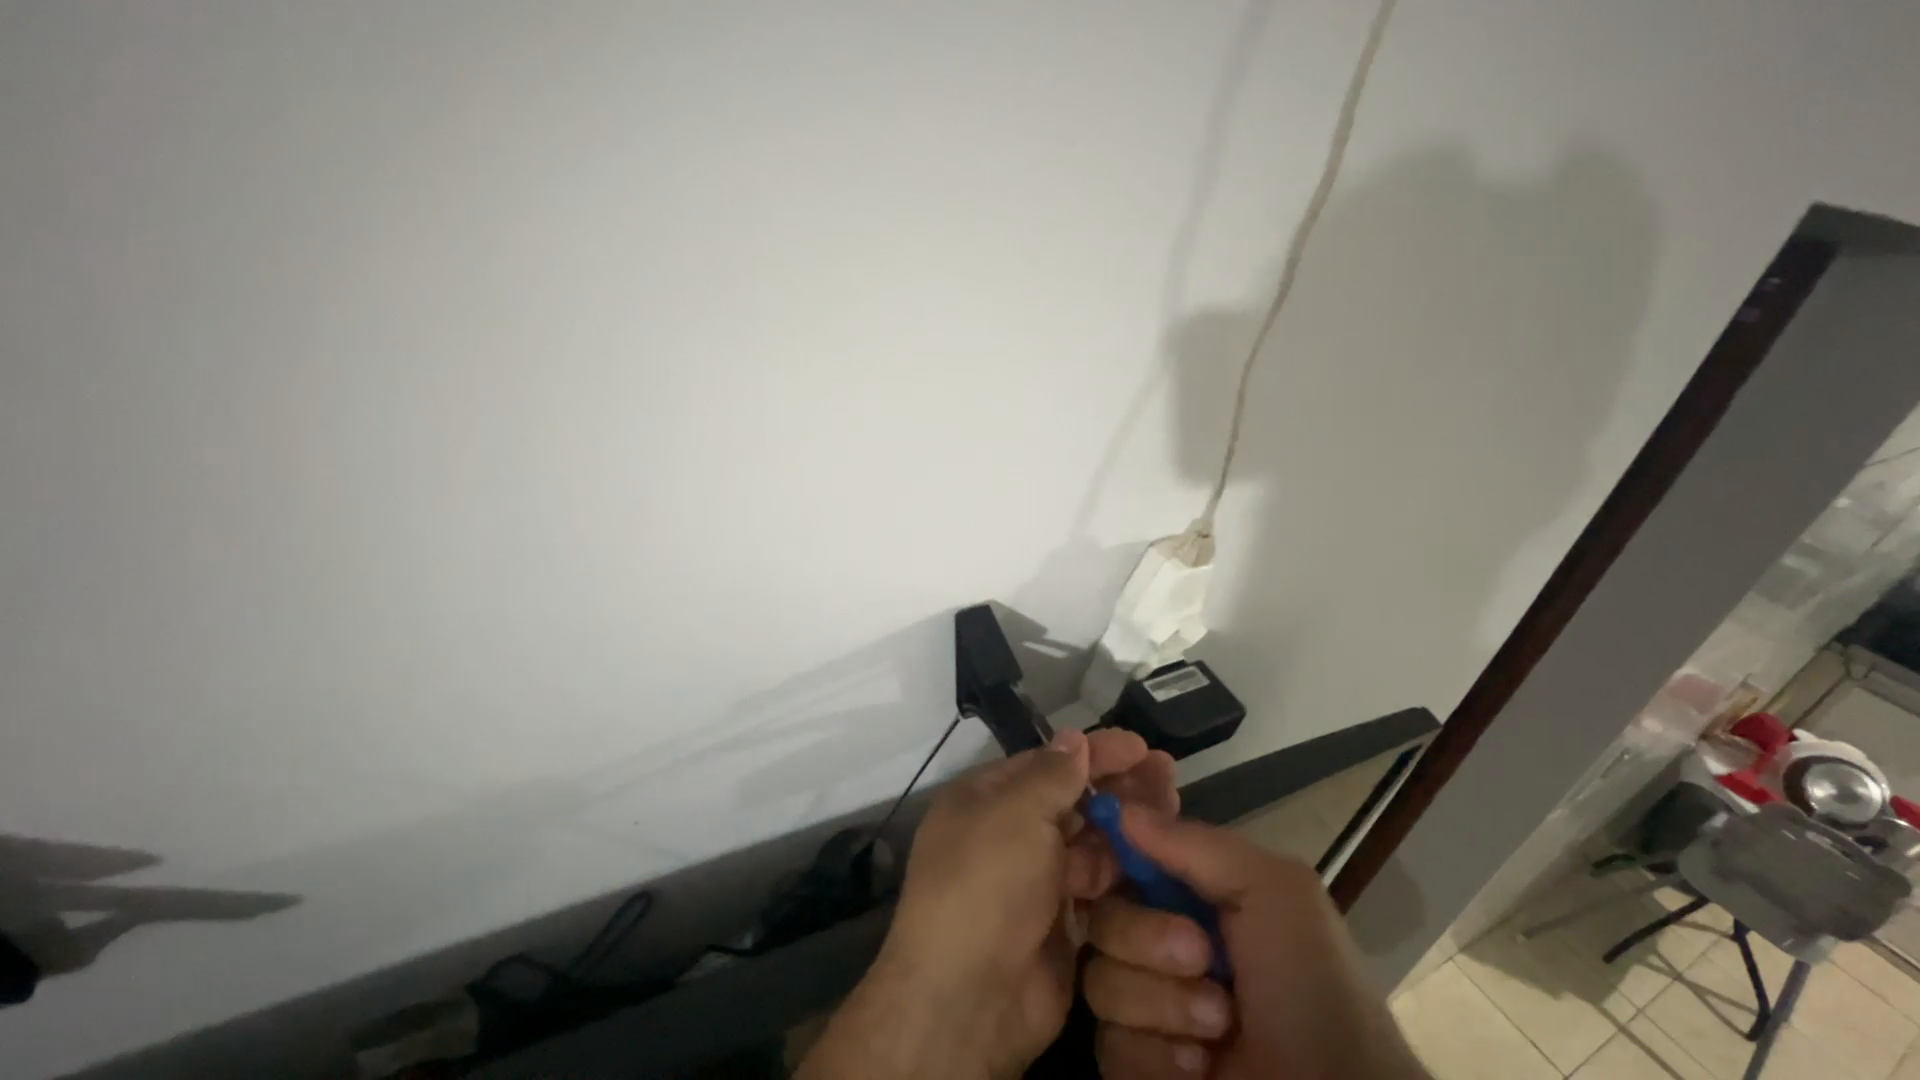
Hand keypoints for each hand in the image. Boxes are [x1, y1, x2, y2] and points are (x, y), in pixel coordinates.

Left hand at [797, 728, 1176, 1079]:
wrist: (970, 995)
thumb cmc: (986, 885)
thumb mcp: (1015, 814)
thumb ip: (1051, 775)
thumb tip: (1074, 736)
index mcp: (984, 801)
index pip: (1045, 764)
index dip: (1092, 753)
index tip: (1140, 747)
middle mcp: (1008, 836)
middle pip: (1072, 802)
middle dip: (1117, 789)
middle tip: (1168, 776)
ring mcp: (1035, 883)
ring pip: (1091, 844)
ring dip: (1127, 830)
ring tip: (1173, 814)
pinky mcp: (1062, 924)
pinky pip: (1100, 888)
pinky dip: (1125, 874)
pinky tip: (1161, 860)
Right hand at [1083, 808, 1426, 1079]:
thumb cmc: (1313, 984)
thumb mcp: (1277, 890)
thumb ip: (1196, 843)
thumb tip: (1115, 808)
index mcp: (1192, 895)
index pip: (1120, 862)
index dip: (1106, 862)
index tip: (1107, 870)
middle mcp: (1162, 944)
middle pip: (1102, 921)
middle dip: (1148, 941)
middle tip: (1204, 960)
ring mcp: (1148, 1009)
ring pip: (1101, 985)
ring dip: (1162, 1006)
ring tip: (1219, 1028)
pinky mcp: (1139, 1066)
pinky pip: (1110, 1047)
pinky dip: (1157, 1058)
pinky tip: (1200, 1067)